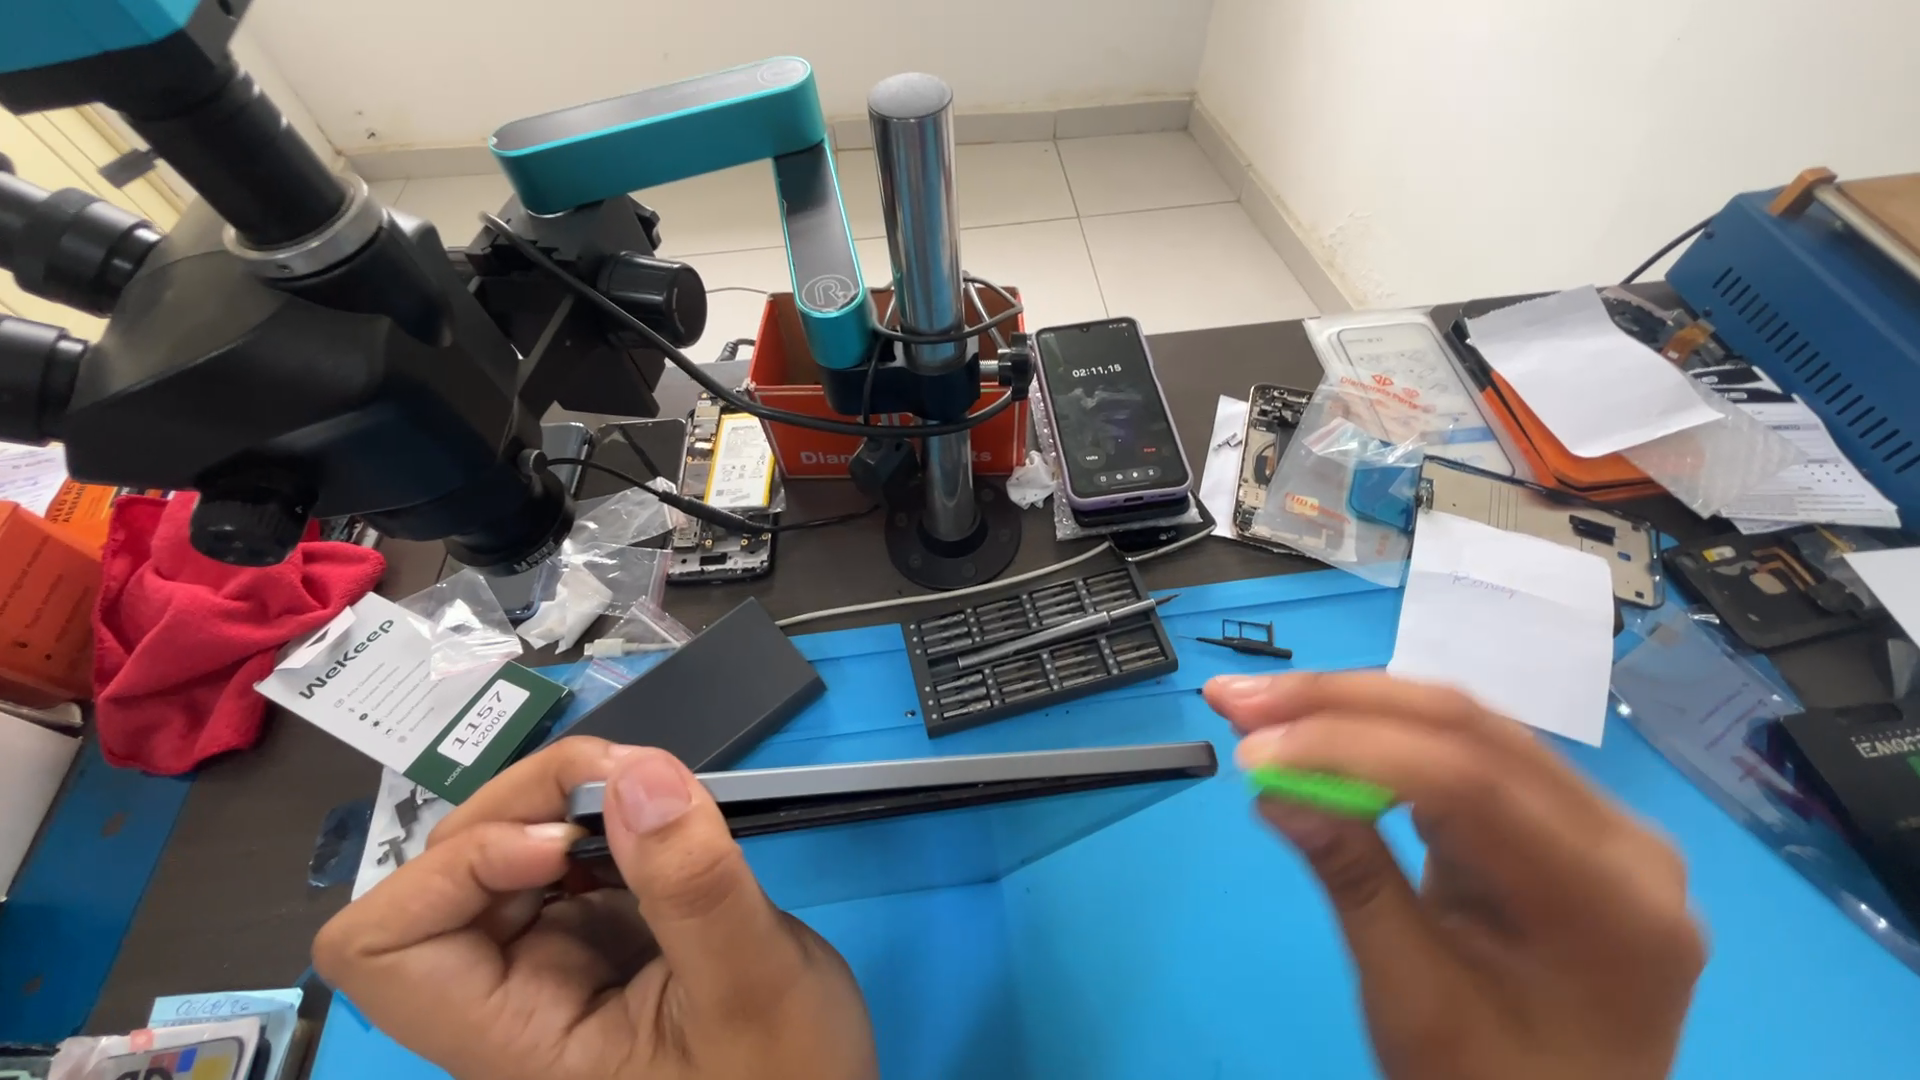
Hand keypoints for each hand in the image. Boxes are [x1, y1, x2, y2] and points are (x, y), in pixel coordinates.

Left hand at [313, 737, 876, 1079]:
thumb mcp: (755, 985)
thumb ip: (695, 885)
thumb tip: (639, 770)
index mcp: (514, 1035)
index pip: (387, 948)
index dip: (453, 872)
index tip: (567, 843)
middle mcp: (512, 989)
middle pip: (442, 872)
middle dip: (528, 801)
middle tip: (633, 773)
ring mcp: (557, 954)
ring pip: (502, 846)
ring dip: (565, 797)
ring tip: (655, 785)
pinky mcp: (602, 927)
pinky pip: (569, 848)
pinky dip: (607, 809)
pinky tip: (664, 816)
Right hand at [1205, 673, 1704, 1079]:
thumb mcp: (1415, 1000)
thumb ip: (1353, 881)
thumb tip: (1271, 789)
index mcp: (1612, 902)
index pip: (1468, 784)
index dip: (1348, 752)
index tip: (1250, 752)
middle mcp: (1617, 839)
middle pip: (1465, 730)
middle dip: (1335, 704)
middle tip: (1235, 698)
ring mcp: (1587, 820)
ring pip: (1456, 724)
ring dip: (1346, 705)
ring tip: (1257, 705)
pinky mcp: (1544, 815)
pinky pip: (1454, 748)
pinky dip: (1372, 731)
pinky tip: (1314, 726)